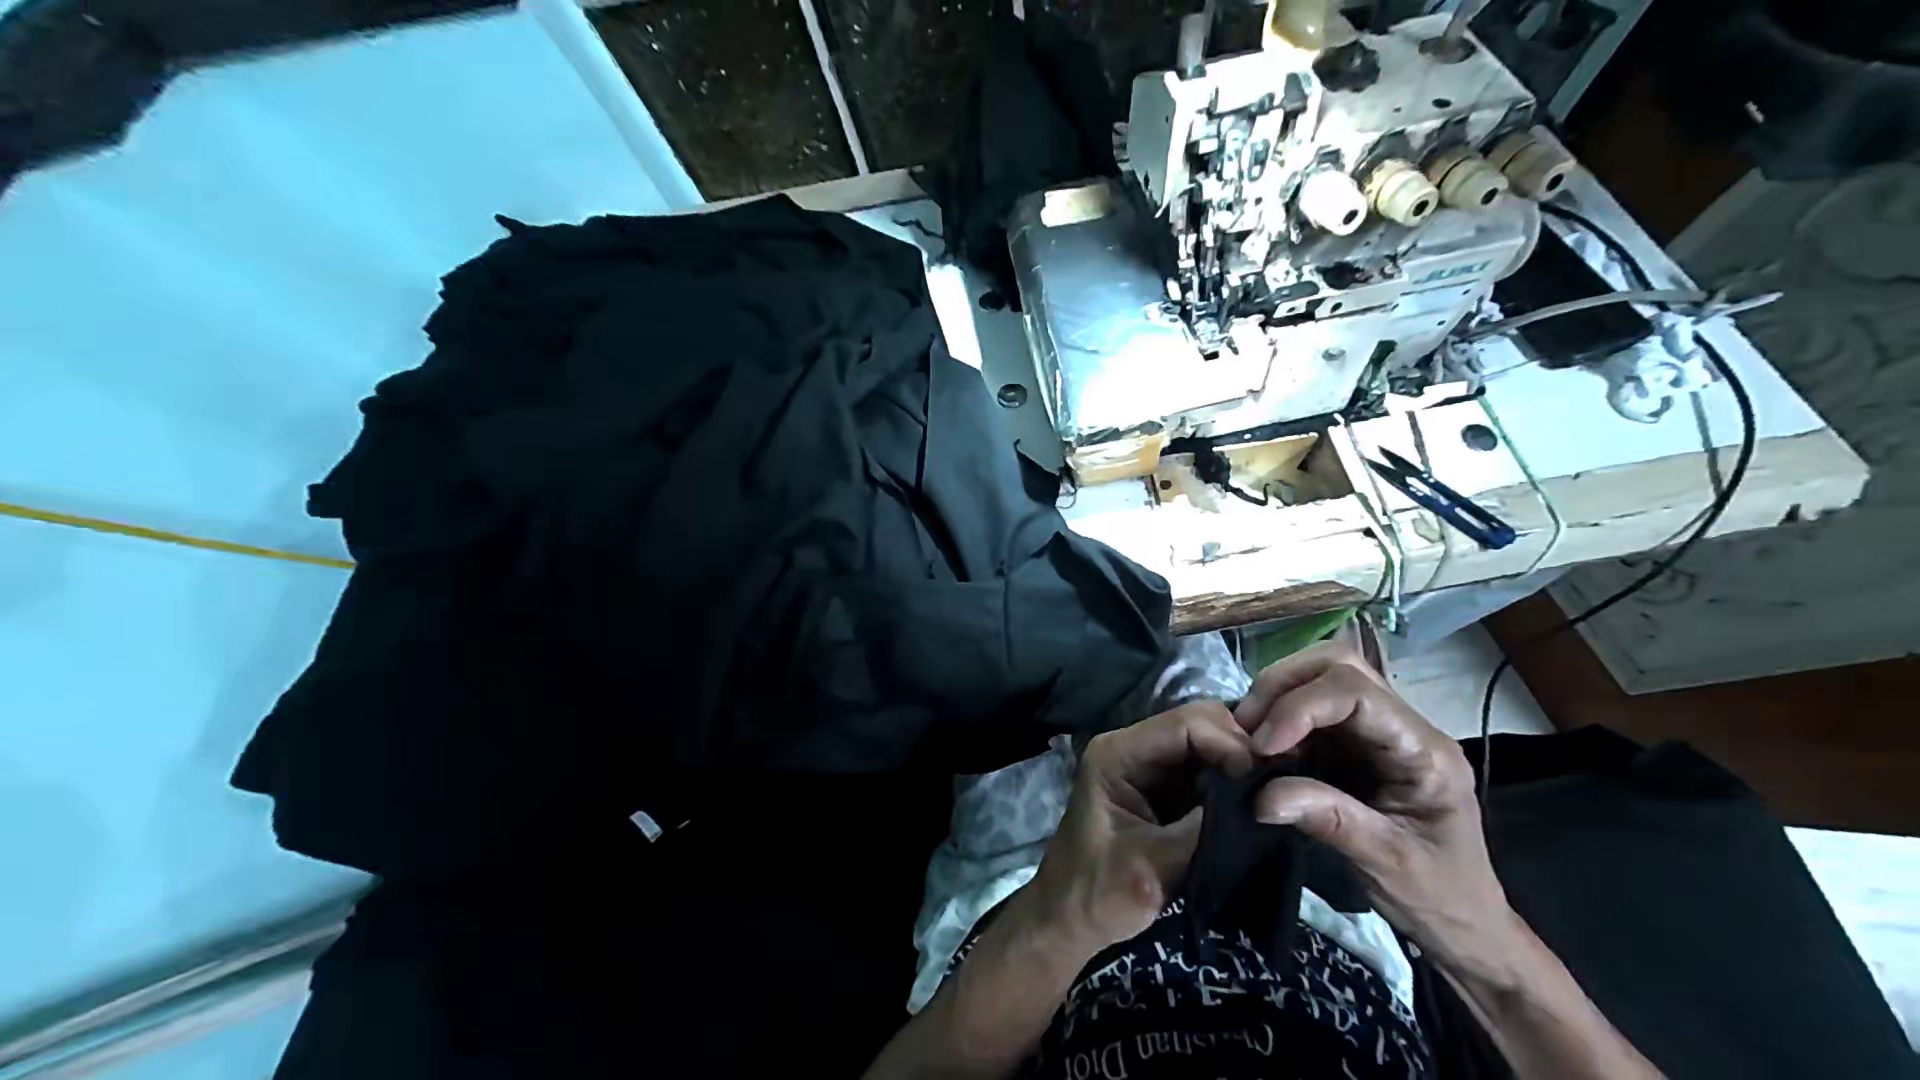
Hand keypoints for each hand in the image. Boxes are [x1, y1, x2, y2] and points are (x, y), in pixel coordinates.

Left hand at [1024, 702, 1253, 958]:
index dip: (1230, 744)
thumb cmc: (1098, 892)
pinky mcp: (1165, 787)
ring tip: (1275, 793)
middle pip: (1199, 724)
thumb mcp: (1150, 867)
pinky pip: (1208, 769)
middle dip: (1240, 749)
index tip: (1266, 782)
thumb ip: (1201, 832)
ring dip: (1241, 765)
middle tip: (1277, 786)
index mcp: (1117, 753)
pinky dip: (1234, 782)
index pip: (1184, 724)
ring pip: (1208, 743)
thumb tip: (1261, 805)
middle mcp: (1133, 747)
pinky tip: (1258, 802)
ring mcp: (1150, 765)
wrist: (1070, 917)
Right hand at [1233, 643, 1520, 971]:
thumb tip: (1263, 796)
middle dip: (1283, 685)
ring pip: (1318, 676)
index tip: (1260, 746)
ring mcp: (1374, 729)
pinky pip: (1307, 708)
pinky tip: (1261, 749)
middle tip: (1247, 728)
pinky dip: (1276, 718)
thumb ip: (1331, 820)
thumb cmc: (1440, 896)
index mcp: (1423, 748)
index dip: (1299, 706)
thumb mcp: (1389, 865)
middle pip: (1336, 664)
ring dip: (1275, 696)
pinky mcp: (1350, 741)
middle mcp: (1400, 724)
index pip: (1355, 691)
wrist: (1464, 923)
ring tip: (1249, 737)